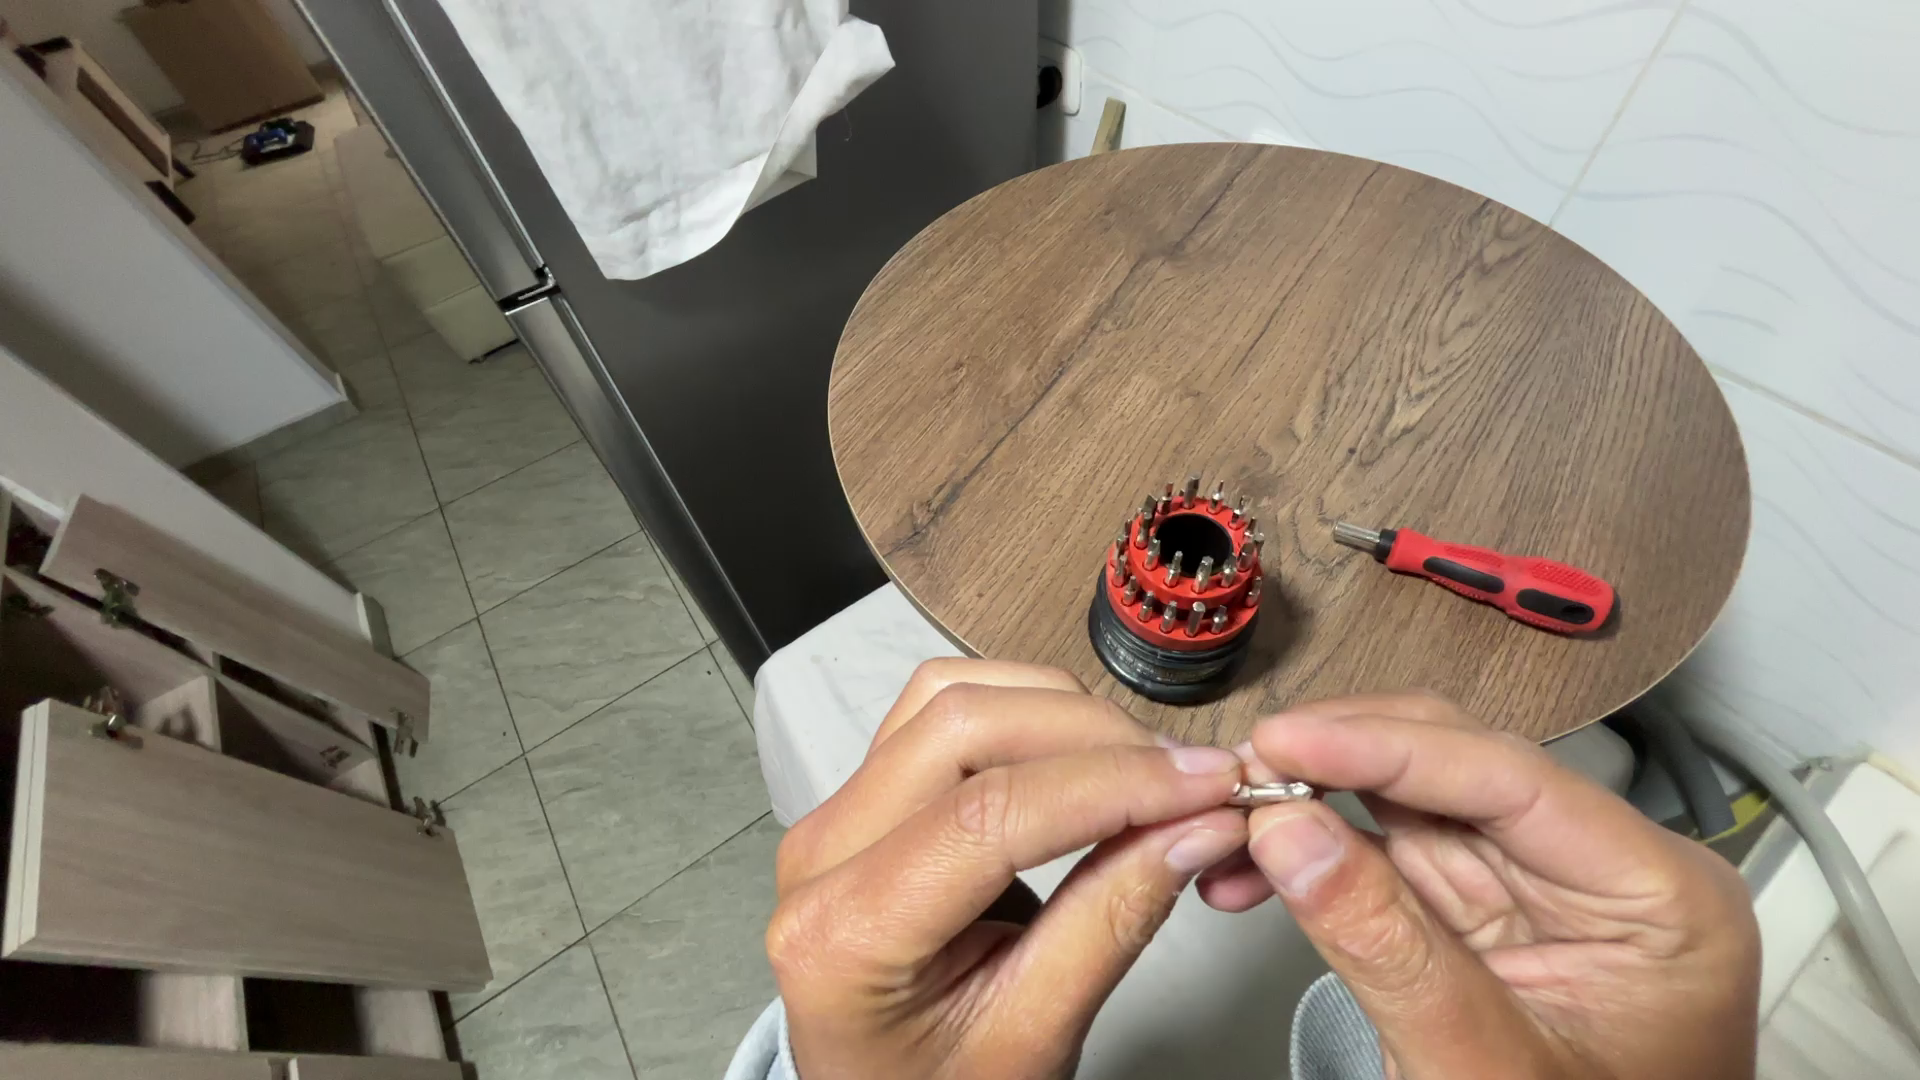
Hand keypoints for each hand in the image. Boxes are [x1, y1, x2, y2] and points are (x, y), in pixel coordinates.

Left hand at [768, 659, 1249, 1079]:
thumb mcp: (1031, 1038)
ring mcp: (835, 808)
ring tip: (1134, 758)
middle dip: (1089, 731)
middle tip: (1182, 771)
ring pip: (947, 694)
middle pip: (961, 726)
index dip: (1110, 783)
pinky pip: (937, 708)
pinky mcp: (862, 790)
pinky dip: (1017, 705)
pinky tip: (1070, 748)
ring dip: (1053, 706)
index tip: (1205, 783)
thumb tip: (1196, 825)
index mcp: (845, 932)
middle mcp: (823, 847)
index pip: (989, 812)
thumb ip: (1112, 921)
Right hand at [1200, 694, 1760, 1078]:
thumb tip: (1281, 826)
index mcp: (1649, 893)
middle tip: (1241, 772)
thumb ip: (1387, 949)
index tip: (1278, 741)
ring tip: (1228, 813)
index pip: (1506, 777)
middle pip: (1441, 757)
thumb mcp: (1481, 1075)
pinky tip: (1245, 864)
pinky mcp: (1445, 884)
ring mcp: (1506, 864)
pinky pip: (1357, 834)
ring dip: (1299, 791)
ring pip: (1385, 783)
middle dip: (1331, 756)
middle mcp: (1577, 853)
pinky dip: (1297, 841)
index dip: (1382, 748)